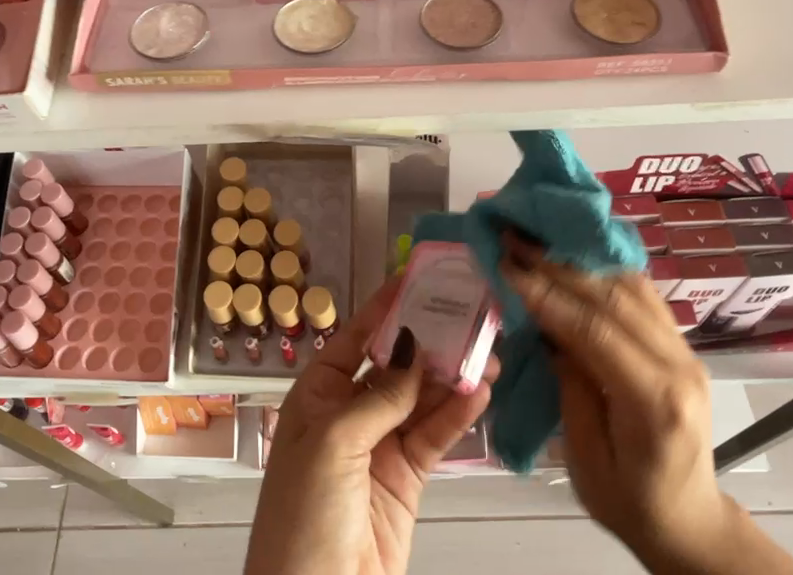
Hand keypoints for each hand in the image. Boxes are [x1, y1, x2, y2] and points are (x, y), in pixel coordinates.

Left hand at [245, 281, 497, 574]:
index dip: (385, 309)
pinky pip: (434, 436)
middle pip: (394, 366)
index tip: (417, 279)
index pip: (355, 339)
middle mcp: (348, 413)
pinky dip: (457, 415)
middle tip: (469, 319)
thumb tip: (412, 347)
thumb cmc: (305, 513)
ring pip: (420, 399)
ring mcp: (379, 445)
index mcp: (316, 394)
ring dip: (451, 377)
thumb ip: (378, 396)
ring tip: (488, 354)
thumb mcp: (333, 443)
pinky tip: (480, 394)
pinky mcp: (406, 477)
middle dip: (429, 342)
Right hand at [500, 237, 792, 574]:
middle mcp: (679, 365)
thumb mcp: (585, 458)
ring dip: (580, 258)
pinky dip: (605, 270)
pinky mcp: (680, 344)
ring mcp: (685, 351)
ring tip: (537, 237)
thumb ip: (571, 387)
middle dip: (557, 265)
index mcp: (655, 401)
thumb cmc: (629, 502)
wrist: (688, 521)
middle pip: (613, 298)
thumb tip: (547, 327)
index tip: (507, 265)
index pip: (595, 330)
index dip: (548, 294)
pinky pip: (642, 295)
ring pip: (631, 287)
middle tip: (513, 237)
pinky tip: (575, 255)